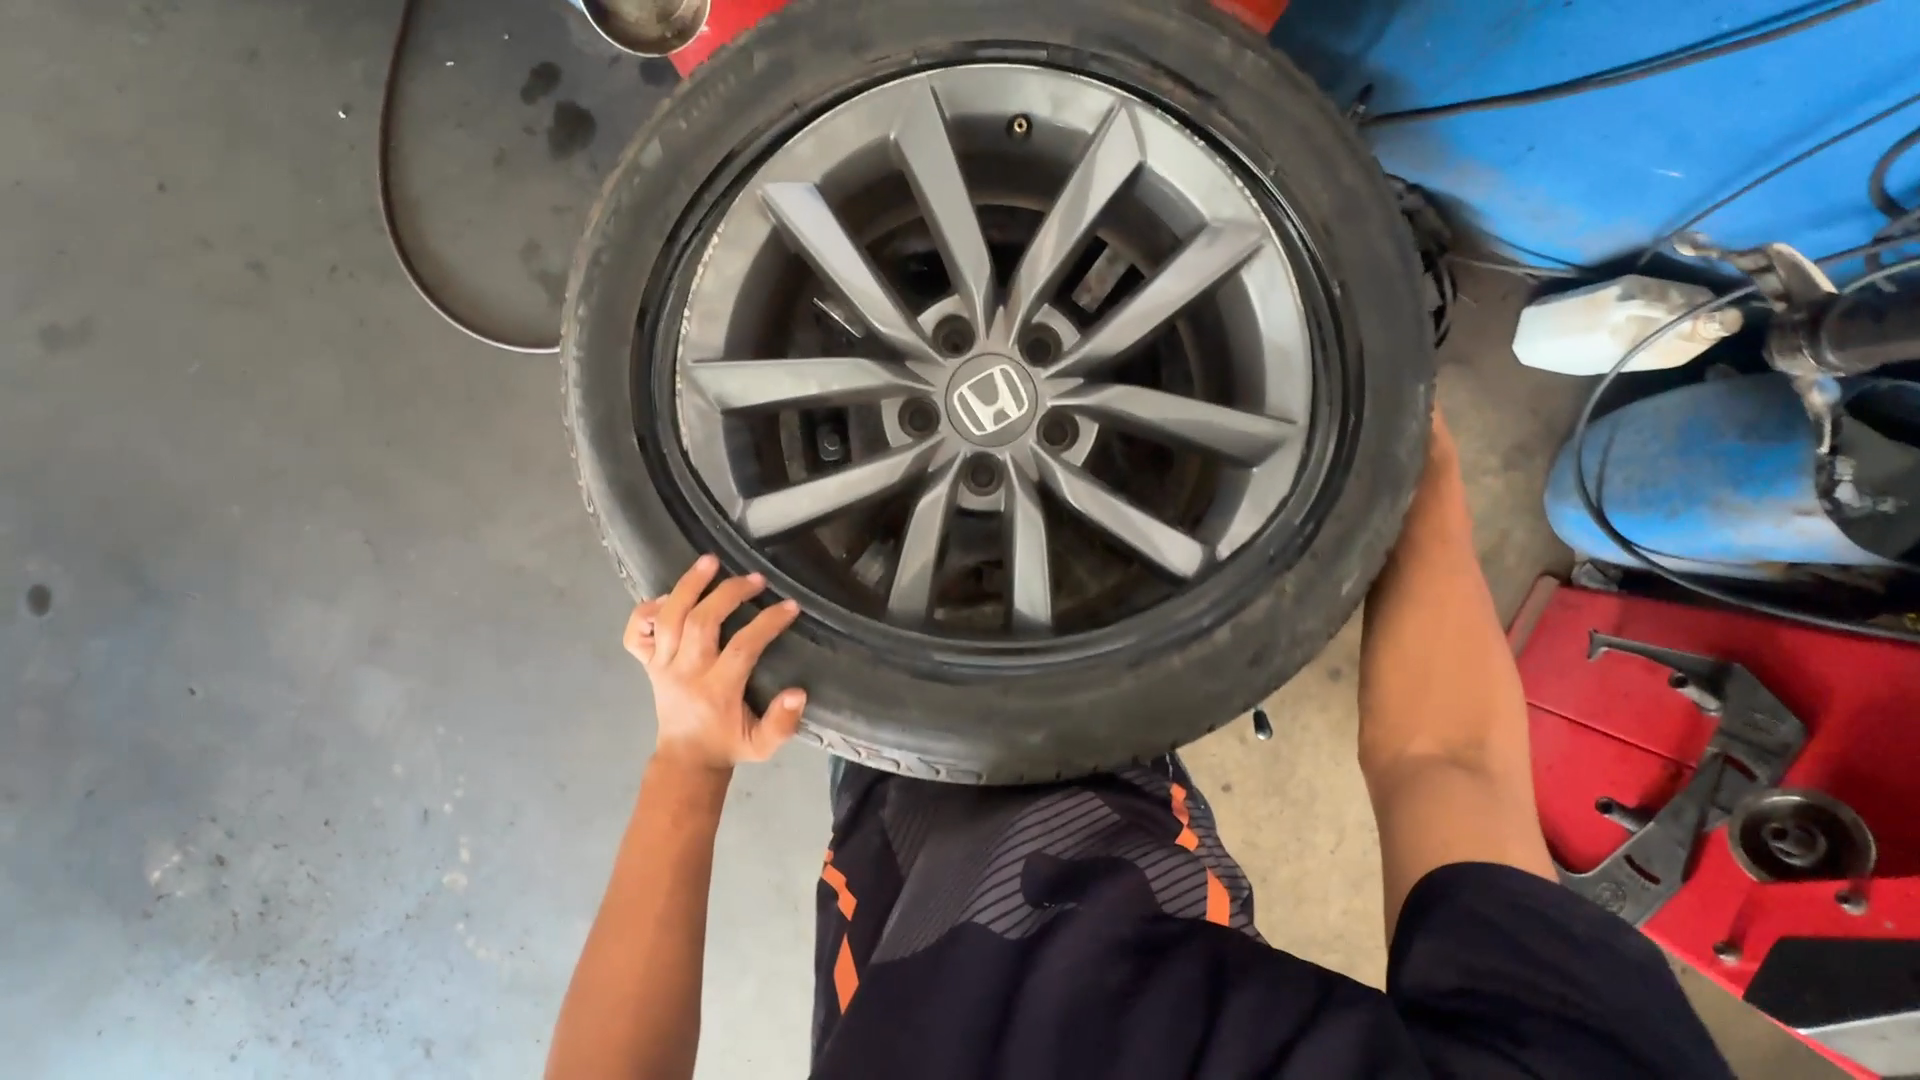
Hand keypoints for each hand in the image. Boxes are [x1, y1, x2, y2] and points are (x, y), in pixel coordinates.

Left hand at [623, 555, 805, 774]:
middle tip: (755, 578)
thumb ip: (782, 723)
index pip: (742, 647)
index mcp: (716, 691)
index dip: (767, 622)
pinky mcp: (647, 664)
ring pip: (668, 618)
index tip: (790, 607)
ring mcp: (662, 667)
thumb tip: (798, 693)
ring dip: (688, 586)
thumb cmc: (729, 744)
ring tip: (710, 561)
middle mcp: (685, 673)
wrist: (686, 759)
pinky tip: (669, 595)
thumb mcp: (763, 745)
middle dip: (728, 594)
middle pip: (700, 622)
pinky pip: (635, 633)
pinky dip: (646, 610)